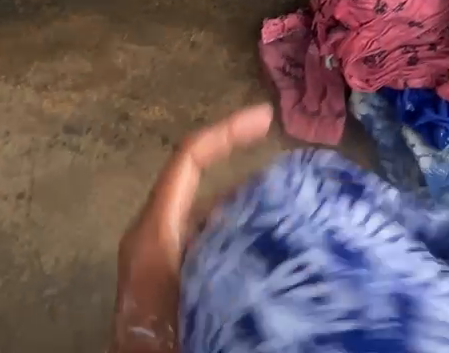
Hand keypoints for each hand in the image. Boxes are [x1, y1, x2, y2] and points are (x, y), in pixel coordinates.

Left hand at [111, 104, 273, 352]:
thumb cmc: (154, 343)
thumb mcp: (195, 302)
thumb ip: (228, 262)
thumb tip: (279, 237)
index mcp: (153, 233)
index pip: (188, 160)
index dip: (226, 131)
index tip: (266, 118)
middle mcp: (154, 237)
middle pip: (201, 183)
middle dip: (246, 169)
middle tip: (295, 174)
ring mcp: (161, 261)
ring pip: (208, 215)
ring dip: (247, 206)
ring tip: (295, 208)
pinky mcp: (172, 284)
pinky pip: (209, 242)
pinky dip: (239, 235)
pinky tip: (274, 250)